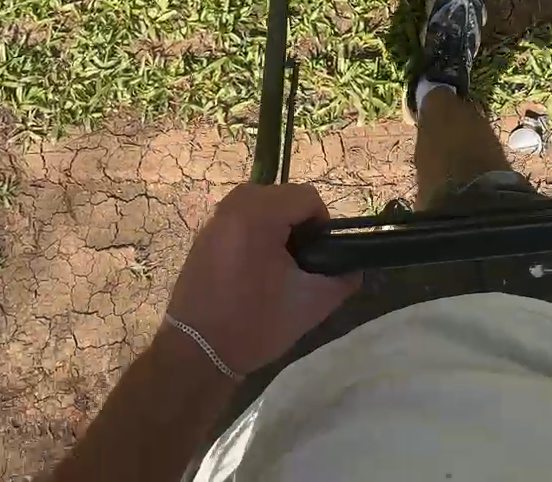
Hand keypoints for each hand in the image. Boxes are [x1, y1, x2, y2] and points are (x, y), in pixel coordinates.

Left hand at [163, 183, 357, 375]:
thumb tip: (355, 268)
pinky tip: (253, 268)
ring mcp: (215, 217)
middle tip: (299, 263)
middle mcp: (234, 205)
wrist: (196, 354)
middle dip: (299, 225)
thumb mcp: (309, 304)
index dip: (321, 226)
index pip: (307, 198)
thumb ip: (342, 280)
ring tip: (278, 266)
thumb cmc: (254, 324)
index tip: (318, 258)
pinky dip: (256, 231)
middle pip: (285, 196)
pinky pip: (242, 217)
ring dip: (278, 226)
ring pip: (264, 204)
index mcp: (259, 214)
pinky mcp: (204, 232)